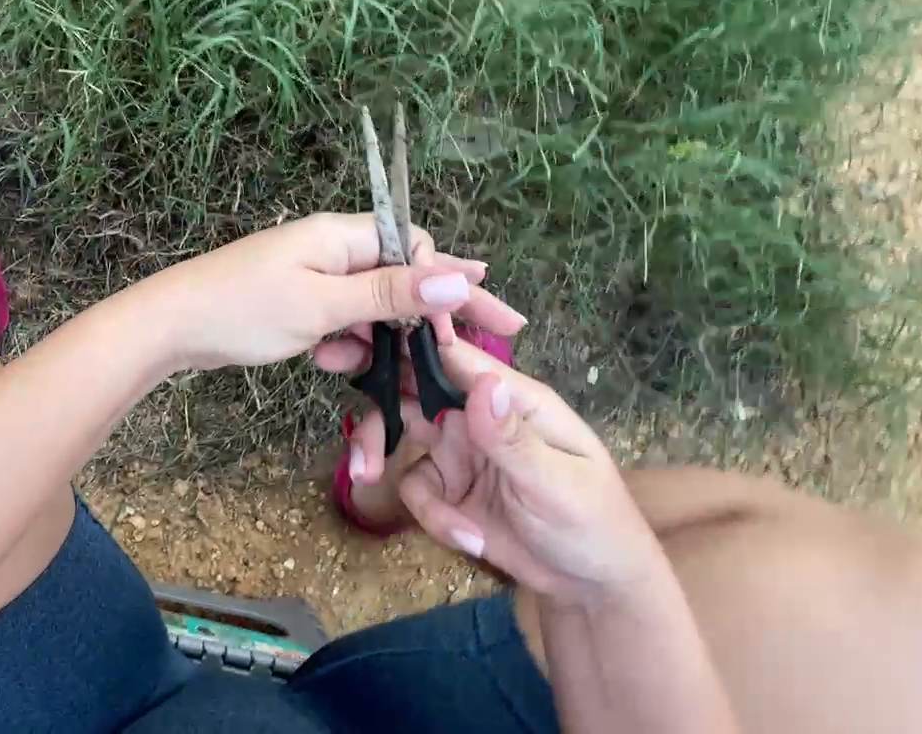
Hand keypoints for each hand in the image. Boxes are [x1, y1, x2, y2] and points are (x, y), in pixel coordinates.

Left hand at [129, 213, 523, 371]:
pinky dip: (341, 341)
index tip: (479, 321)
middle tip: (488, 341)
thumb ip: (387, 292)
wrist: (170, 326)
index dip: (448, 281)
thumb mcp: (321, 304)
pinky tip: (326, 361)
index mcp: (339, 235)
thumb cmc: (243, 308)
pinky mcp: (295, 302)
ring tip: (355, 363)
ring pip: (368, 304)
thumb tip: (458, 276)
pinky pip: (337, 319)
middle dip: (429, 311)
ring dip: (373, 335)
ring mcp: (310, 276)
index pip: (415, 246)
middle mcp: (329, 248)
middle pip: (398, 275)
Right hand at [342, 338, 665, 606]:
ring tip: (364, 475)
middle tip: (326, 367)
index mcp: (509, 396)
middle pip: (410, 384)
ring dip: (376, 449)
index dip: (406, 337)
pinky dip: (431, 515)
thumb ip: (512, 436)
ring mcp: (455, 448)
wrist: (592, 590)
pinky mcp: (443, 486)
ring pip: (394, 428)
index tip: (357, 331)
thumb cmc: (594, 524)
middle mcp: (474, 412)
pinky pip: (412, 486)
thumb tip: (483, 382)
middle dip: (371, 382)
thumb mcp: (559, 483)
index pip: (452, 355)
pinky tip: (467, 541)